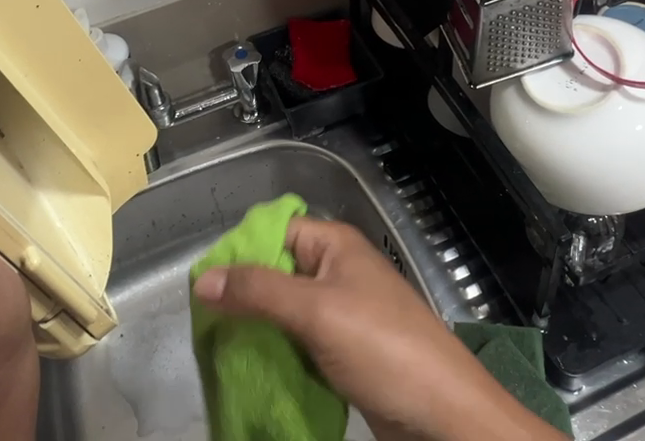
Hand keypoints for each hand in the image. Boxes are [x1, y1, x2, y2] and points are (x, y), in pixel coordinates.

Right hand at [192, 217, 562, 440]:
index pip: (275, 231)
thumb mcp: (315, 312)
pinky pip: (301, 343)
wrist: (443, 414)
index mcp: (335, 245)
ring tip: (220, 349)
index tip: (203, 283)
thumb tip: (201, 279)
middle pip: (278, 272)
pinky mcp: (347, 351)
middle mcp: (338, 271)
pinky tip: (253, 369)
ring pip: (287, 312)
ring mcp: (345, 313)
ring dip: (258, 328)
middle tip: (205, 323)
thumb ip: (258, 292)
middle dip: (243, 295)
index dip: (240, 251)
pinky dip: (278, 353)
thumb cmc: (381, 346)